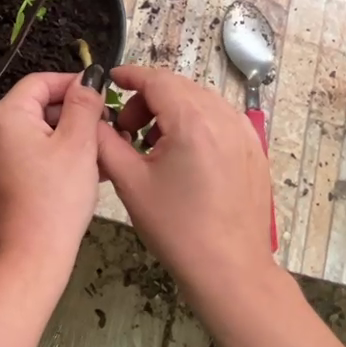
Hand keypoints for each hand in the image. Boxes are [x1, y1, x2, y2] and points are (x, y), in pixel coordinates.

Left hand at [0, 73, 105, 266]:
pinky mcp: (5, 173)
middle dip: (74, 112)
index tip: (102, 95)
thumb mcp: (78, 143)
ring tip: (103, 149)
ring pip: (40, 129)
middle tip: (107, 126)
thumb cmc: (57, 197)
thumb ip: (84, 104)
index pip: (41, 81)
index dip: (73, 83)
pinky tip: (89, 167)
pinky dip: (59, 152)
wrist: (33, 254)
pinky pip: (34, 150)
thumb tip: (87, 78)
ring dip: (71, 134)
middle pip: (39, 104)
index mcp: (7, 114)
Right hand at [96, 65, 276, 293]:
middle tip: (126, 127)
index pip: (156, 79)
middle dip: (147, 98)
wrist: (230, 271)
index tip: (110, 81)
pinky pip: (218, 118)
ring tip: (151, 143)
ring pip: (199, 100)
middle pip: (177, 87)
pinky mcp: (254, 149)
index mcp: (192, 121)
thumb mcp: (128, 181)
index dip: (129, 75)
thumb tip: (91, 117)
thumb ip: (103, 140)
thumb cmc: (176, 228)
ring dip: (170, 109)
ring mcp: (244, 132)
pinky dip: (194, 122)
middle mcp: (223, 118)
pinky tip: (180, 153)